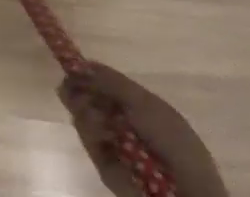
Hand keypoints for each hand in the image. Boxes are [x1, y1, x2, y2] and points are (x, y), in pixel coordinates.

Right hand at [58, 62, 227, 196]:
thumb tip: (78, 64)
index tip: (71, 66)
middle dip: (79, 89)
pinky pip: (86, 136)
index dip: (87, 72)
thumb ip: (111, 82)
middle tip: (70, 86)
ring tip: (96, 116)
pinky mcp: (100, 158)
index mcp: (136, 103)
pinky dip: (89, 130)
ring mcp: (109, 137)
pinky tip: (101, 133)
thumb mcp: (144, 103)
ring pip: (82, 113)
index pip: (104, 81)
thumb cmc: (170, 139)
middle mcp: (120, 118)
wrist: (180, 187)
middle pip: (88, 95)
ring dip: (84, 108)